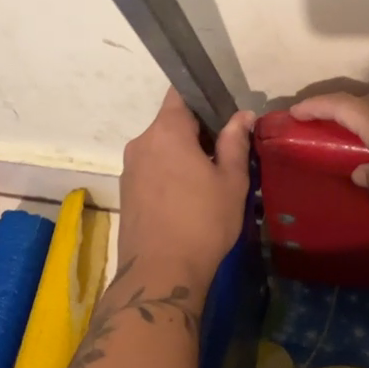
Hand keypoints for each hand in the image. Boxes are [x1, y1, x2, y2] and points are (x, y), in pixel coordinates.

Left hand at [119, 89, 253, 276]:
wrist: (160, 273)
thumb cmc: (203, 222)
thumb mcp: (231, 181)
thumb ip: (235, 142)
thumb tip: (242, 115)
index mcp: (166, 131)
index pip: (180, 94)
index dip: (203, 98)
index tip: (224, 114)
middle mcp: (141, 143)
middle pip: (171, 123)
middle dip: (197, 133)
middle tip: (226, 154)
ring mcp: (129, 169)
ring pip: (161, 148)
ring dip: (183, 156)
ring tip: (209, 180)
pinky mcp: (126, 192)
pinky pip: (152, 170)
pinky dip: (169, 174)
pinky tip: (188, 198)